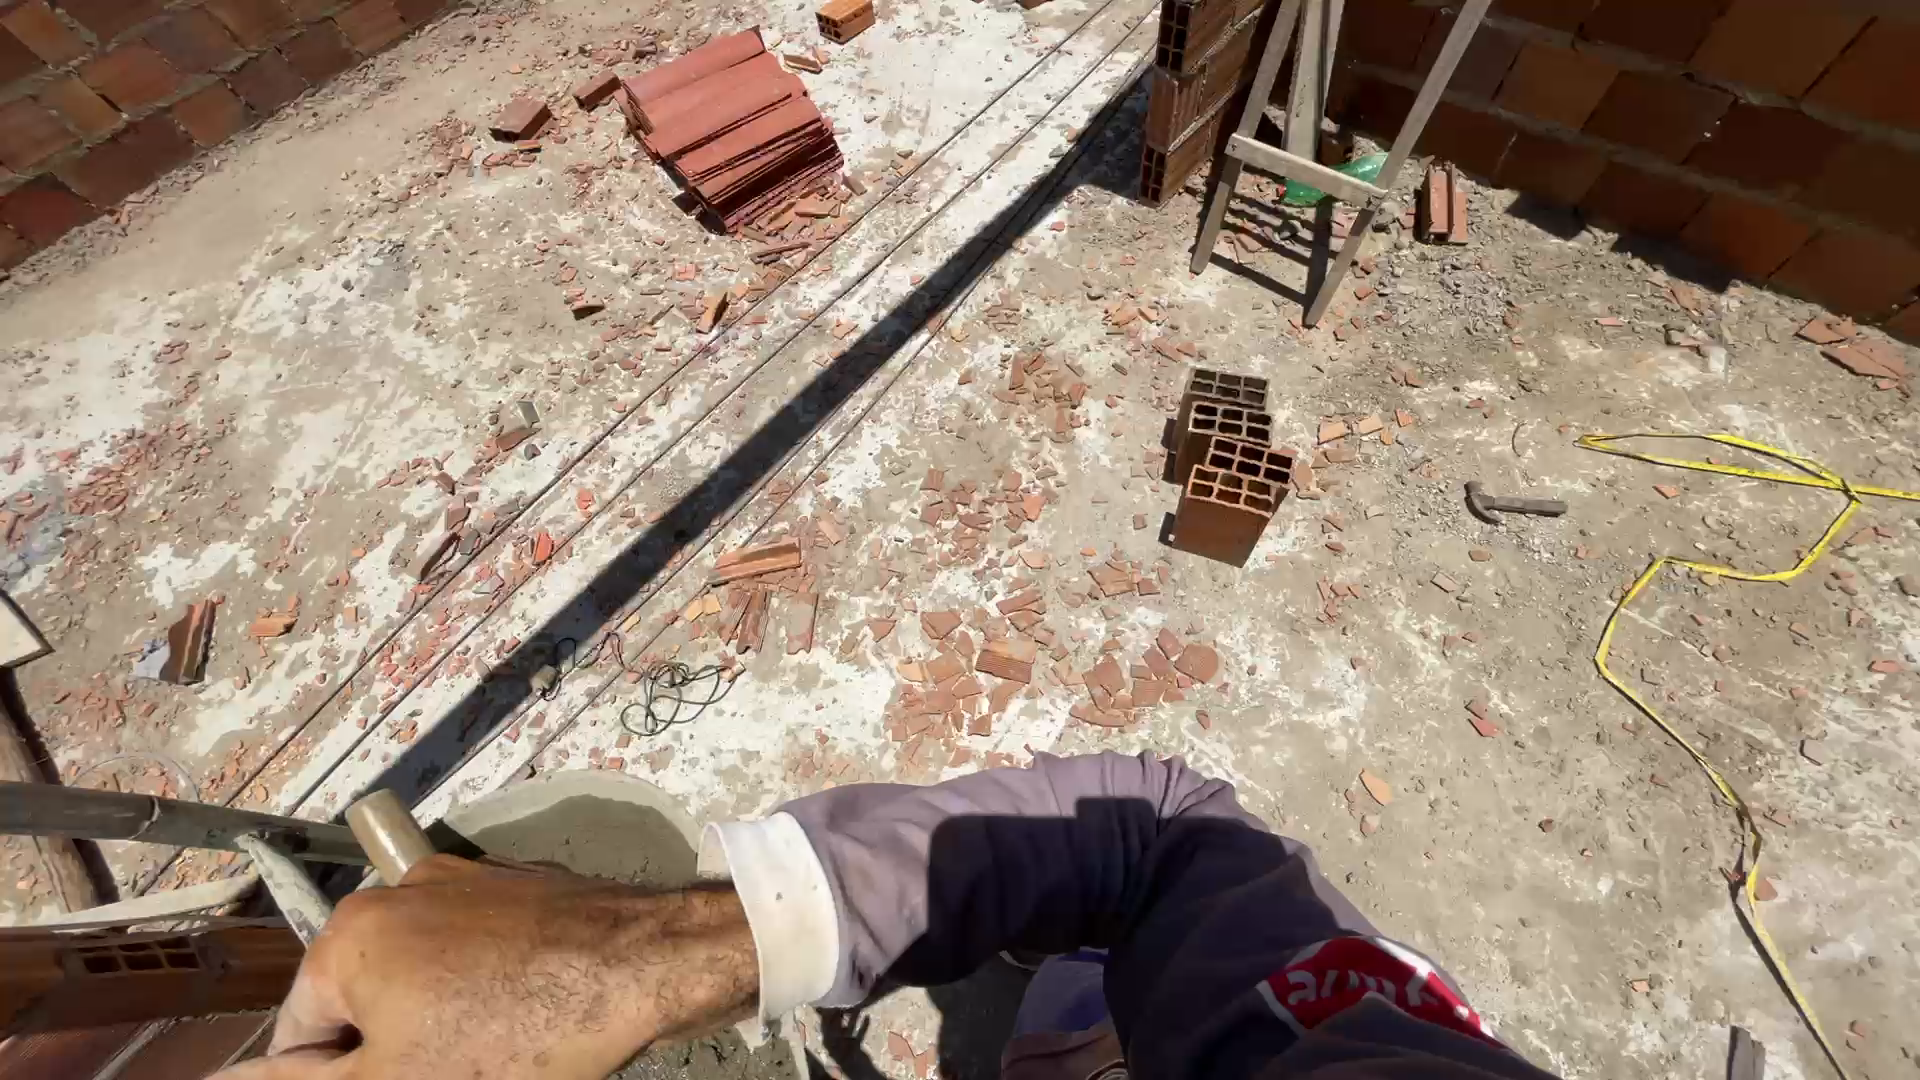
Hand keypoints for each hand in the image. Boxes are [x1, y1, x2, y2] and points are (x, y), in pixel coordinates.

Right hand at [213, 854, 757, 1078]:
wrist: (646, 965)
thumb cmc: (514, 1033)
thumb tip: (225, 1079)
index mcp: (359, 928)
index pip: (300, 1035)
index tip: (414, 1076)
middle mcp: (416, 887)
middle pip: (371, 1001)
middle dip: (399, 1052)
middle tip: (460, 1068)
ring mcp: (483, 881)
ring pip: (434, 980)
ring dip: (447, 1028)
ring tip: (498, 1052)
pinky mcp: (534, 889)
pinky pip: (488, 955)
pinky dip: (495, 992)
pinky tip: (531, 1021)